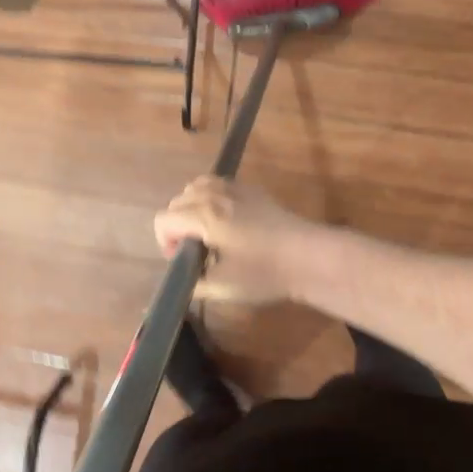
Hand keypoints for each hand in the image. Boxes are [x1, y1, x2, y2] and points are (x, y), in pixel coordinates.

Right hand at [153, 176, 324, 302]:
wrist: (308, 256)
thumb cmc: (264, 273)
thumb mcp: (223, 287)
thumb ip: (193, 283)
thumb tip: (180, 281)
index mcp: (204, 215)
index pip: (164, 219)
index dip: (165, 242)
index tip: (183, 261)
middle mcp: (214, 193)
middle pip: (177, 200)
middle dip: (177, 225)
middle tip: (195, 252)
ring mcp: (234, 187)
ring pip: (196, 186)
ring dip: (192, 207)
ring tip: (207, 233)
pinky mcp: (251, 189)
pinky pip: (217, 184)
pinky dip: (210, 198)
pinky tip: (227, 222)